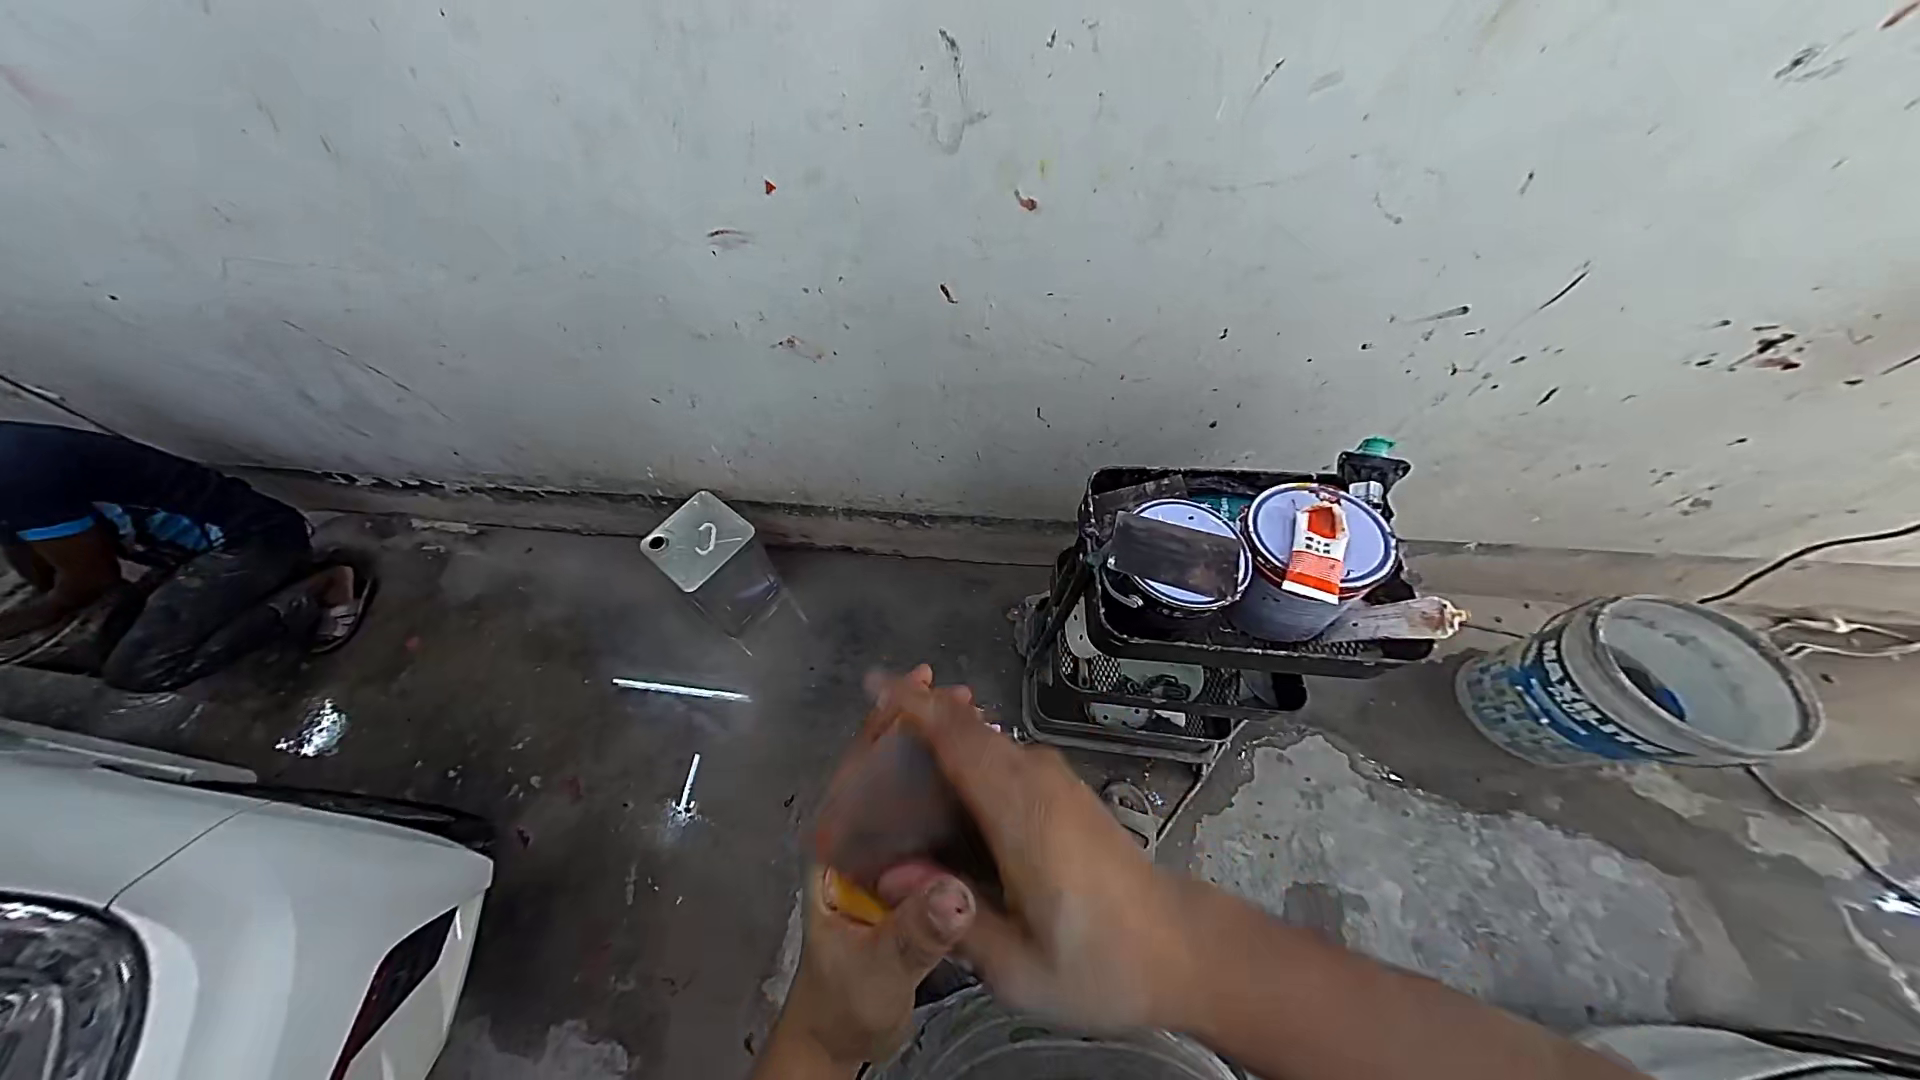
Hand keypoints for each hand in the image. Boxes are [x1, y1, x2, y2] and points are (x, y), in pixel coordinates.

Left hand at [759, 667, 978, 1075]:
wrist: (841, 1035)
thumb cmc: (844, 1001)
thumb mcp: (877, 971)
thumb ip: (912, 935)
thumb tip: (958, 896)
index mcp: (836, 843)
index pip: (858, 766)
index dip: (886, 723)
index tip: (919, 689)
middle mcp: (855, 833)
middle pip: (884, 762)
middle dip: (918, 724)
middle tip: (962, 698)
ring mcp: (879, 846)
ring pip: (905, 781)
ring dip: (935, 747)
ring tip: (975, 721)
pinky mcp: (902, 862)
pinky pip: (924, 810)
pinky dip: (946, 783)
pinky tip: (977, 774)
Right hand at [889, 673, 1199, 1032]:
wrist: (1177, 946)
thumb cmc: (1099, 964)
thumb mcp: (1017, 967)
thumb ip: (951, 916)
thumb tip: (890, 878)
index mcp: (1021, 809)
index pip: (959, 737)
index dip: (914, 705)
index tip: (875, 684)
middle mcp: (1035, 776)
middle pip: (966, 726)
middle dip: (916, 715)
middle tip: (868, 741)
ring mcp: (1052, 776)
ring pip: (984, 736)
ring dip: (939, 735)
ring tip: (894, 767)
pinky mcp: (1061, 785)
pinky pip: (1000, 753)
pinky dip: (965, 754)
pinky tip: (943, 791)